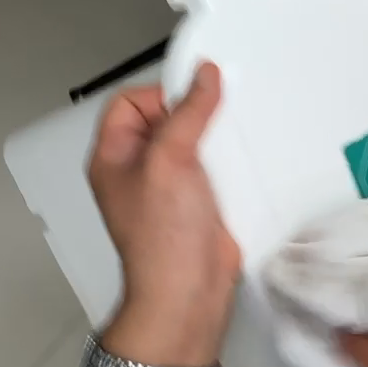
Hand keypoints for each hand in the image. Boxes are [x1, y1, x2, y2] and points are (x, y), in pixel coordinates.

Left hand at [88, 62, 240, 366]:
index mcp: (115, 156)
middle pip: (168, 120)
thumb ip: (187, 113)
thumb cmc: (164, 232)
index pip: (131, 103)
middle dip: (197, 112)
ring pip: (196, 143)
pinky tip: (252, 155)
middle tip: (226, 108)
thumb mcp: (169, 160)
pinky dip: (233, 159)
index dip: (161, 94)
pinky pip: (216, 168)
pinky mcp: (203, 203)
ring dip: (219, 136)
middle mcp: (141, 168)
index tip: (195, 99)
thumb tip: (206, 73)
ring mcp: (173, 187)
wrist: (189, 292)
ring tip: (243, 130)